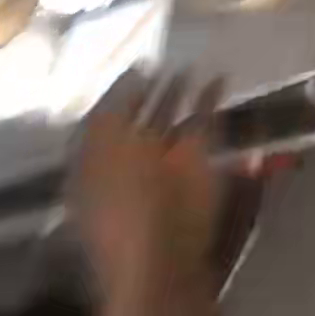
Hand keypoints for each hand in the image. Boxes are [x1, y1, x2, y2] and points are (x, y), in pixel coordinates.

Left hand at [73, 71, 225, 315]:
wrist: (166, 258)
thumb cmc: (129, 201)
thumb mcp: (106, 150)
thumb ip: (114, 111)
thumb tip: (132, 73)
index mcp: (95, 161)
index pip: (103, 116)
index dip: (119, 88)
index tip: (140, 59)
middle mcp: (127, 162)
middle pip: (136, 120)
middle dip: (152, 90)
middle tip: (168, 57)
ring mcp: (163, 166)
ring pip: (169, 123)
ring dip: (181, 93)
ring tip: (193, 64)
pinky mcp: (196, 166)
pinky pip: (201, 126)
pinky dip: (209, 102)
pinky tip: (219, 79)